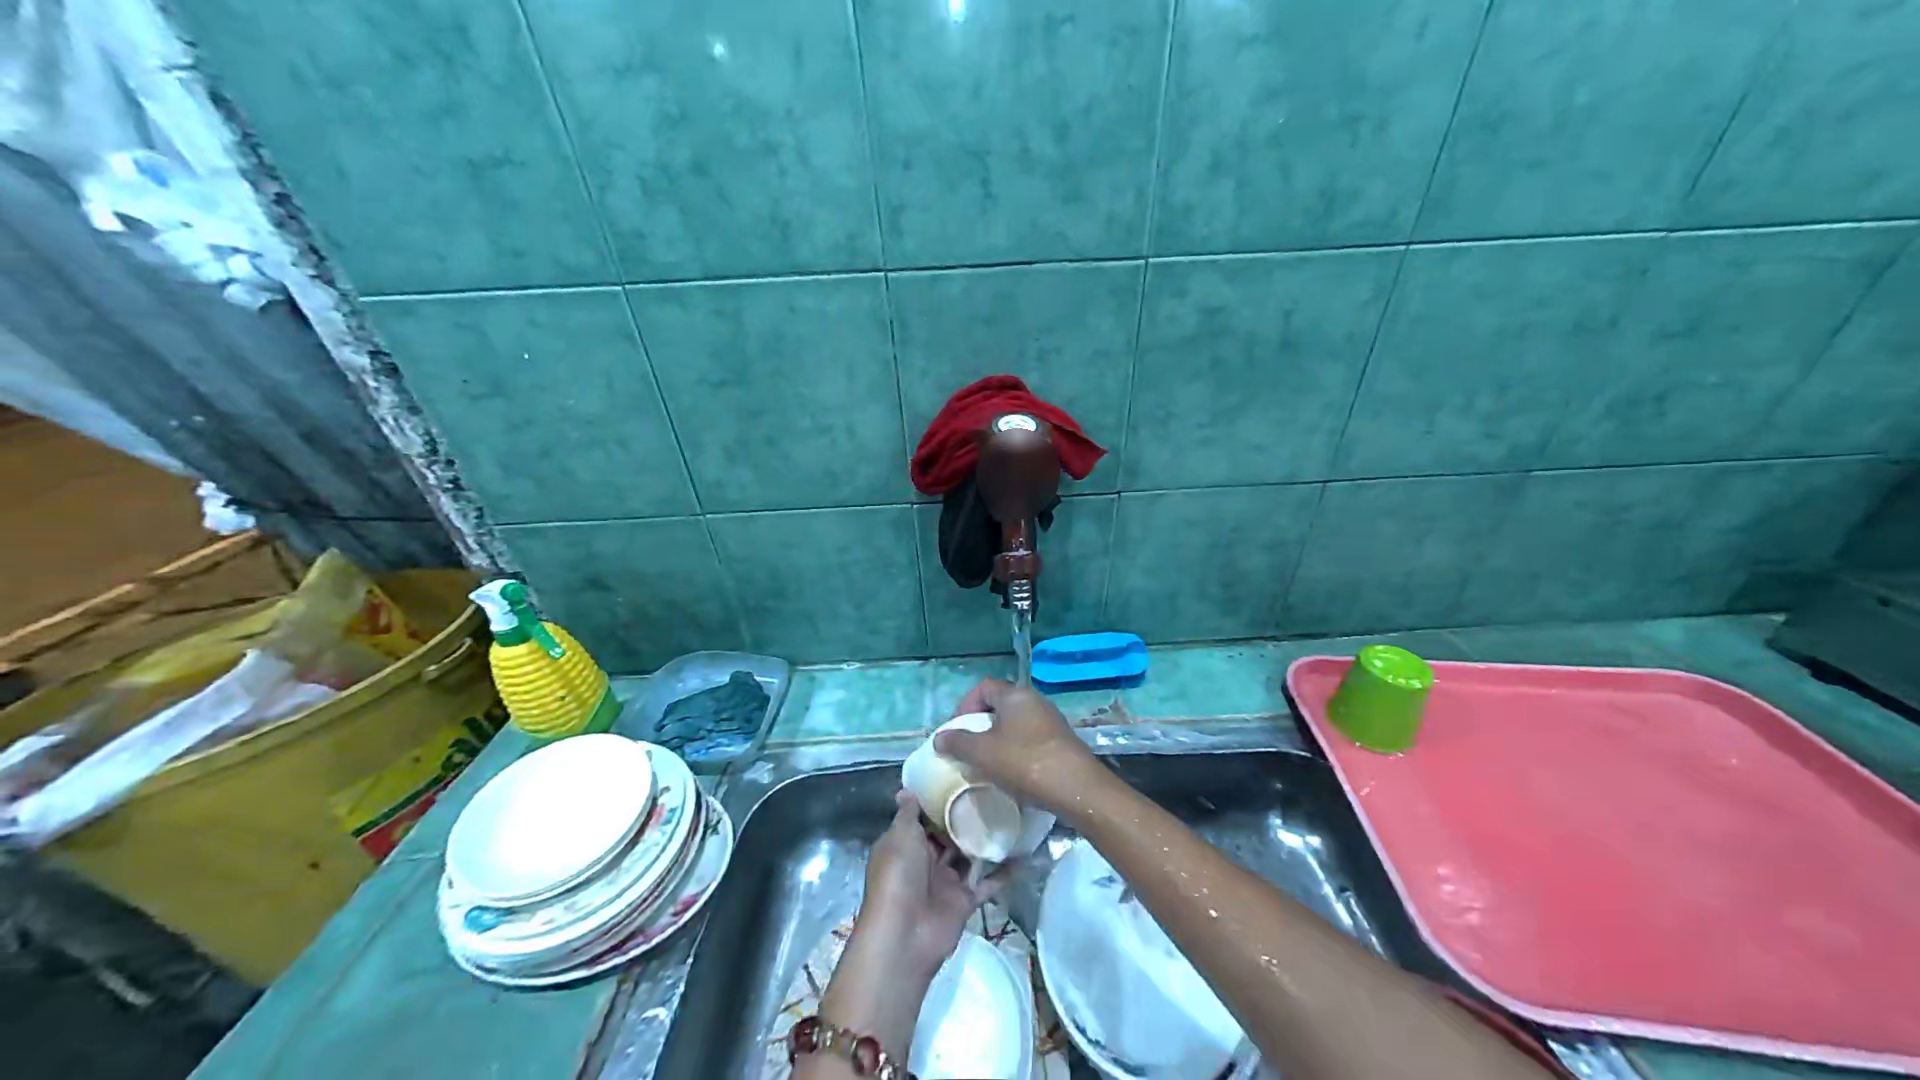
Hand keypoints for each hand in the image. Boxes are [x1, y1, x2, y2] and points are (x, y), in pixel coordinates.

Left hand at [855, 790, 1002, 980]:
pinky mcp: (964, 900)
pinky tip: (1025, 855)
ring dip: (986, 841)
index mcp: (905, 844)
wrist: (906, 933)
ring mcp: (946, 881)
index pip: (924, 818)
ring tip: (1013, 815)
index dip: (940, 801)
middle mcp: (925, 860)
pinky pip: (987, 882)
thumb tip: (905, 790)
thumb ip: (908, 814)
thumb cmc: (899, 874)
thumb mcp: (900, 836)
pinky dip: (1004, 872)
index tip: (963, 779)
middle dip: (966, 818)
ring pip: (969, 856)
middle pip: (948, 835)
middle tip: (995, 792)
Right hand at [936, 678, 1102, 816]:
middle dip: (980, 725)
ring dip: (998, 740)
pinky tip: (1013, 774)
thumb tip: (940, 737)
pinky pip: (1031, 740)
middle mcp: (1035, 701)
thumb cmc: (1025, 762)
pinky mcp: (1062, 742)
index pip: (984, 687)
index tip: (956, 731)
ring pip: (1016, 724)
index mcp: (1015, 695)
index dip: (965, 705)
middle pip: (1000, 705)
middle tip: (968, 749)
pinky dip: (1016, 751)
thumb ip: (957, 742)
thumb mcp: (982, 753)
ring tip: (987, 764)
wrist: (1077, 789)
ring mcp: (1052, 721)